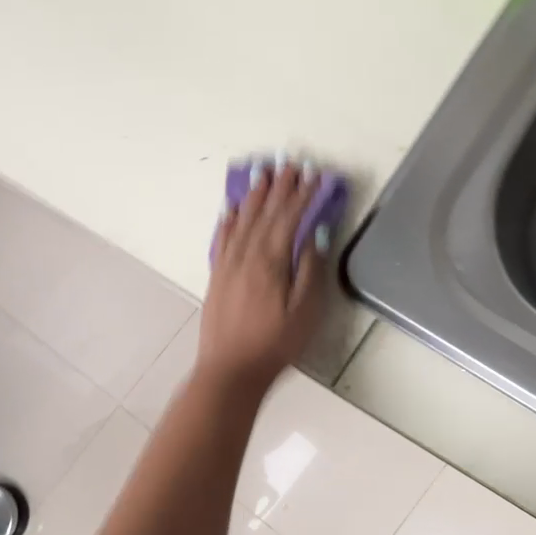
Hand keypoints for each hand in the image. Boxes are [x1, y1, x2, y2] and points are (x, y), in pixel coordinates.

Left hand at [196, 159, 329, 393]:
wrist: (231, 369)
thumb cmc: (276, 342)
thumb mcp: (305, 310)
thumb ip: (310, 269)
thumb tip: (317, 234)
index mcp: (271, 262)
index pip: (291, 219)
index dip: (305, 196)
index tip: (317, 176)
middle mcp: (247, 255)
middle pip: (266, 213)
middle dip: (281, 188)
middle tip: (292, 165)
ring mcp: (228, 263)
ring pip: (243, 220)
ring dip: (255, 195)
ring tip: (263, 173)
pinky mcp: (218, 275)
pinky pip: (223, 237)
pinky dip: (230, 218)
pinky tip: (233, 207)